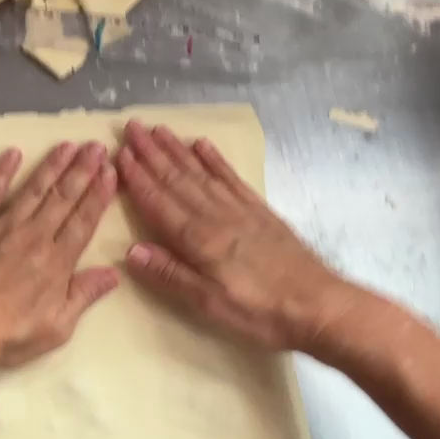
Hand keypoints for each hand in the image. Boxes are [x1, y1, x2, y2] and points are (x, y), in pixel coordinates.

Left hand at [0, 141, 120, 374]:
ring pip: (32, 190)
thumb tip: (113, 273)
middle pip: (62, 198)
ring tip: (66, 145)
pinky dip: (0, 172)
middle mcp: (34, 237)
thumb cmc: (9, 335)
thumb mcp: (57, 327)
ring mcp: (2, 228)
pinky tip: (12, 153)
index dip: (98, 195)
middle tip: (96, 146)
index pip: (84, 221)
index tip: (110, 172)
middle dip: (82, 170)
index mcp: (57, 262)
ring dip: (51, 166)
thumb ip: (83, 295)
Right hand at [113, 120, 364, 355]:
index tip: (119, 153)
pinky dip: (214, 160)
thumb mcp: (209, 303)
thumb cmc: (260, 312)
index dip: (137, 177)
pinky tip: (202, 145)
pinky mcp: (259, 211)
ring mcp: (239, 210)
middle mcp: (216, 215)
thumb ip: (170, 275)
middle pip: (177, 179)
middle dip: (151, 152)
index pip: (159, 201)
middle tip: (131, 126)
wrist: (321, 308)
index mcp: (199, 238)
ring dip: (176, 150)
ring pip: (200, 173)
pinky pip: (231, 179)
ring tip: (158, 129)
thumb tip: (131, 250)